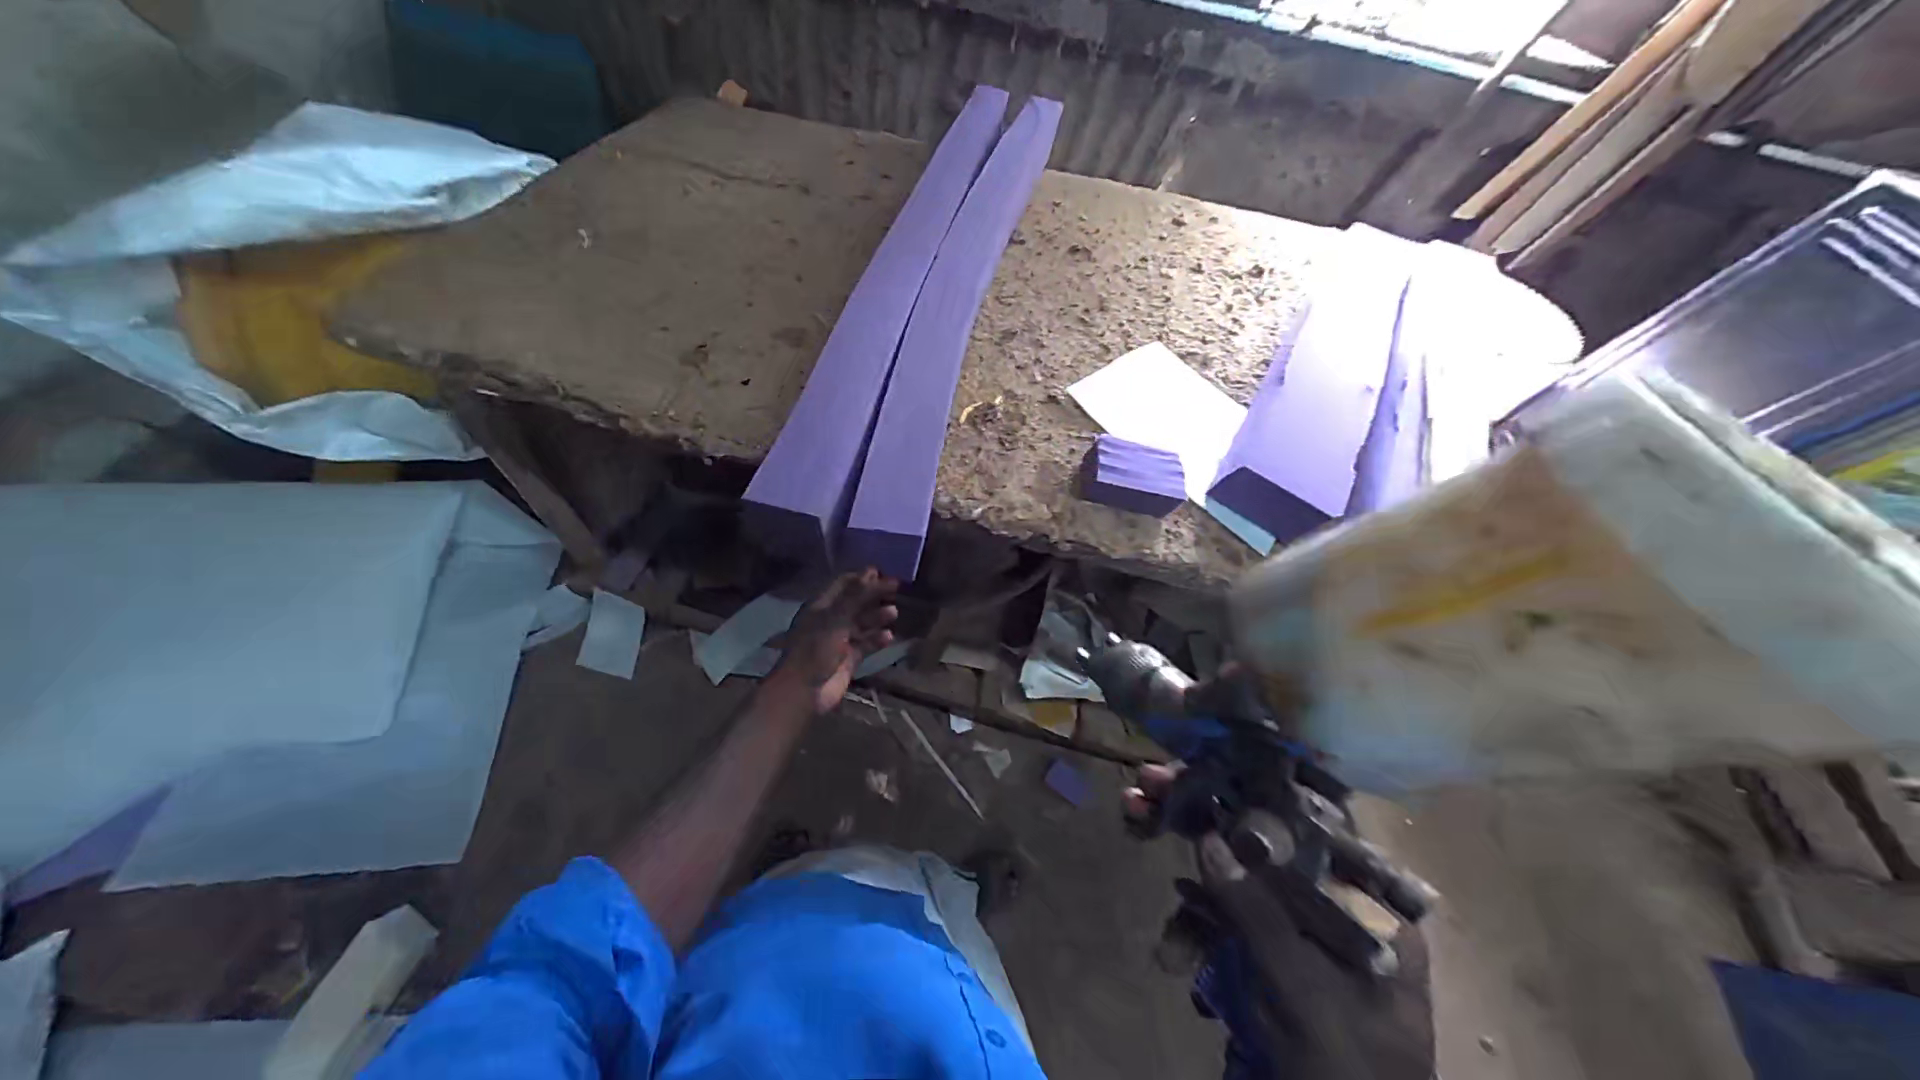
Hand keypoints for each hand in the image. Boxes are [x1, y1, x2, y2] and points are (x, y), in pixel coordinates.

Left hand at [765, 568, 899, 715]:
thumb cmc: (815, 649)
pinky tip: (888, 637)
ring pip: (863, 623)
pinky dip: (877, 639)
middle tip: (897, 590)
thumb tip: (872, 571)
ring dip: (877, 617)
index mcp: (821, 606)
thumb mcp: (835, 618)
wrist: (804, 691)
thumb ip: (856, 596)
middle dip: (874, 596)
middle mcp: (830, 620)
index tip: (884, 573)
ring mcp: (840, 640)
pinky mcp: (849, 659)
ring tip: (894, 613)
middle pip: (856, 603)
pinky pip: (866, 644)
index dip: (862, 578)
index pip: (844, 585)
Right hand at [1125, 764, 1434, 1079]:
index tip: (1202, 764)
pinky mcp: (1263, 955)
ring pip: (1234, 877)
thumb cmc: (1346, 1073)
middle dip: (1202, 819)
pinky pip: (1221, 921)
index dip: (1255, 788)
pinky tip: (1173, 952)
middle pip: (1260, 843)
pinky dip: (1192, 928)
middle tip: (1149, 788)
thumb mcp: (1307, 996)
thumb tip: (1208, 837)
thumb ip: (1259, 916)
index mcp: (1366, 905)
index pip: (1312, 821)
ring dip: (1188, 879)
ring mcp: (1294, 930)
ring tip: (1143, 853)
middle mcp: (1332, 904)